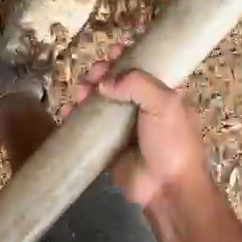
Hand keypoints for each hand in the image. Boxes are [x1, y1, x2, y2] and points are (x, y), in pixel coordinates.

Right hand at [72, 42, 211, 211]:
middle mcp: (141, 107)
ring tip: (80, 92)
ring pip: (98, 100)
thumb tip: (105, 82)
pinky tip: (69, 111)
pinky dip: (75, 115)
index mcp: (161, 94)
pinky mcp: (107, 145)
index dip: (126, 56)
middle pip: (115, 81)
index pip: (141, 67)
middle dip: (101, 72)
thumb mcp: (165, 104)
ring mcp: (122, 126)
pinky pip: (87, 125)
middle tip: (93, 74)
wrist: (167, 189)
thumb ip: (137, 83)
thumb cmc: (172, 142)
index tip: (112, 52)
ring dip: (86, 90)